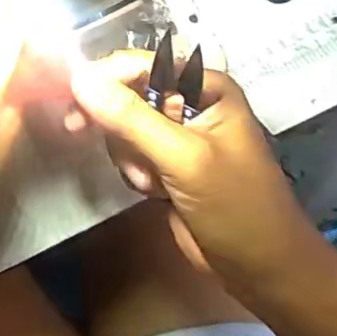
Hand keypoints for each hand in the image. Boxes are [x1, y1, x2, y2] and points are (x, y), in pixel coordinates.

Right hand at [69, 52, 322, 294]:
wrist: (262, 271)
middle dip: (116, 122)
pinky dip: (134, 170)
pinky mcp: (167, 161)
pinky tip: (154, 191)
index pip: (144, 64)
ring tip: (150, 181)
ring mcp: (178, 133)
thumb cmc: (237, 207)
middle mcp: (191, 101)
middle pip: (128, 91)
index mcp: (206, 86)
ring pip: (124, 124)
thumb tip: (81, 81)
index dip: (107, 75)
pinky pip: (130, 151)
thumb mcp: (183, 158)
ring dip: (127, 153)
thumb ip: (131, 119)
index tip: (73, 94)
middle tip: (80, 129)